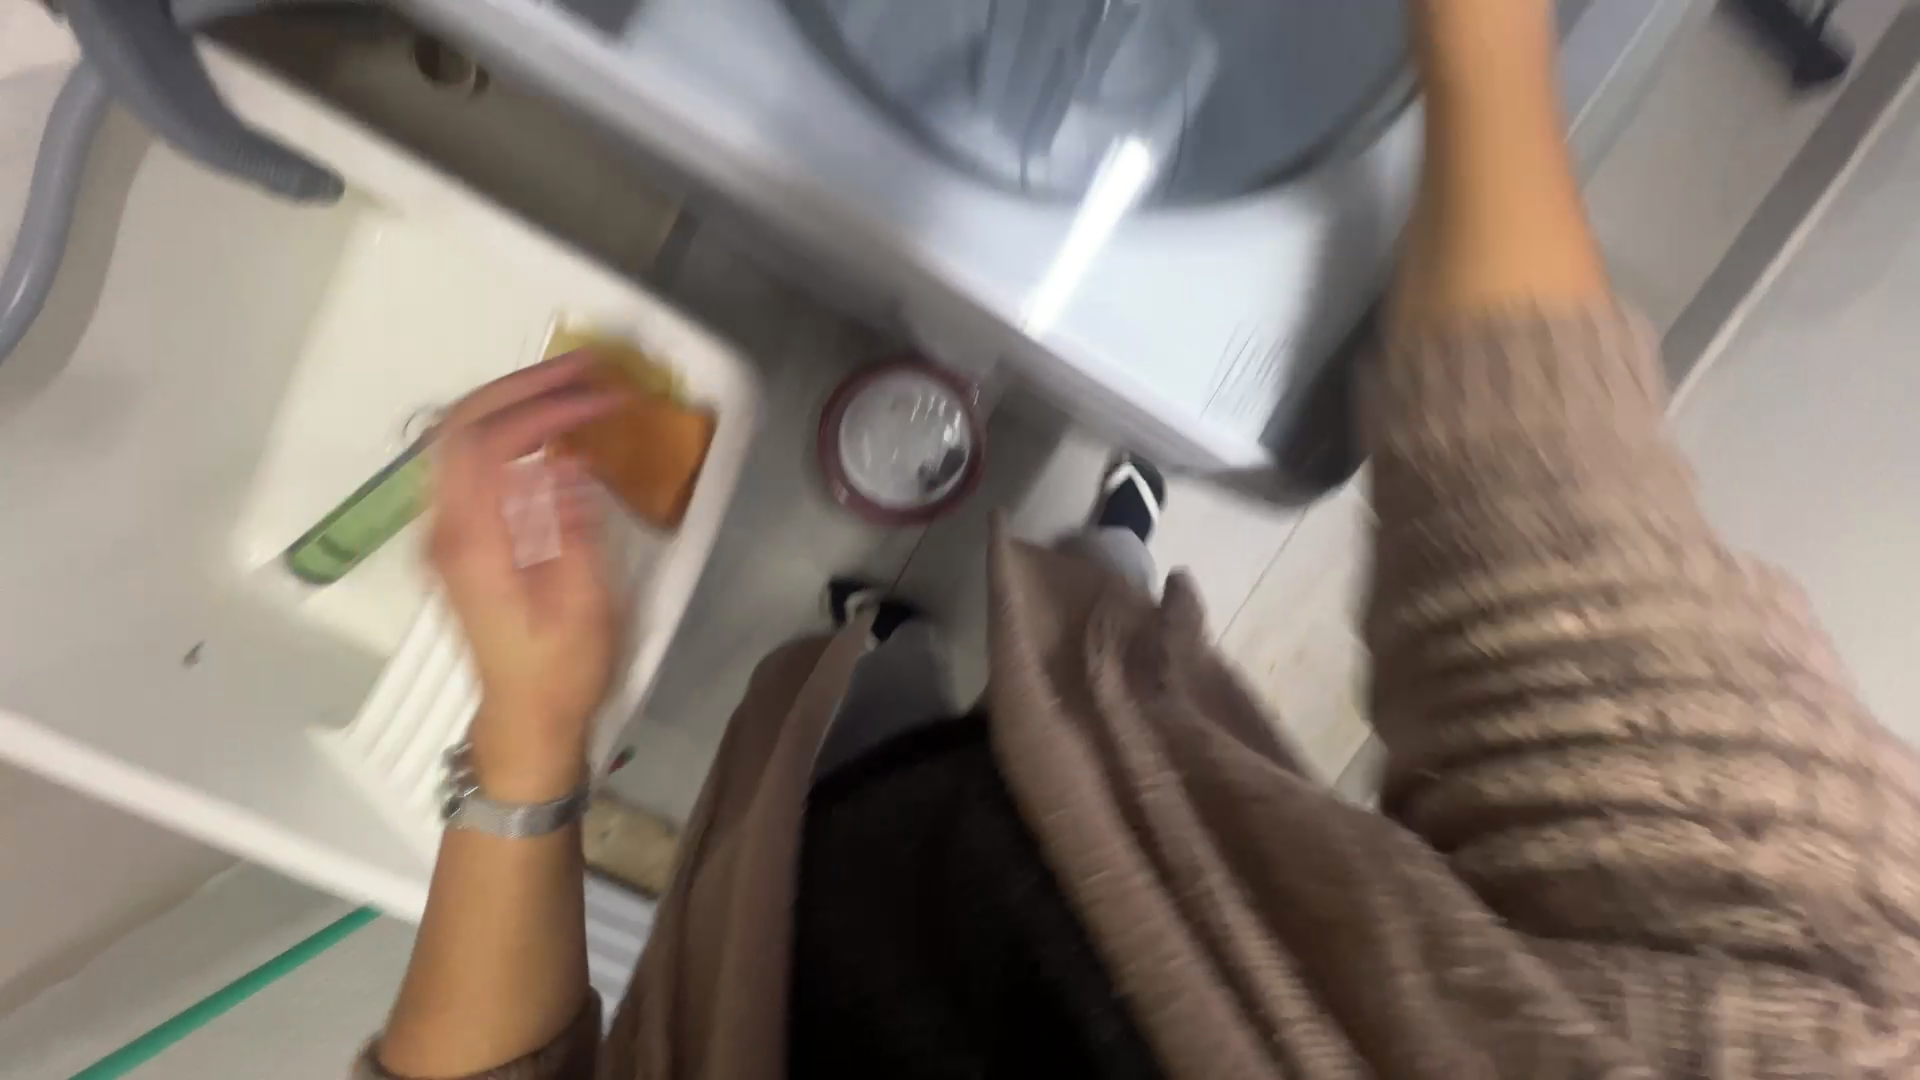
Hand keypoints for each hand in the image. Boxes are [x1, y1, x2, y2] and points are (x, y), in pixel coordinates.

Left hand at [428, 354, 622, 798]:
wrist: (525, 717)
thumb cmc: (562, 668)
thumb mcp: (583, 605)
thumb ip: (570, 529)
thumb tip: (566, 460)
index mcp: (472, 543)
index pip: (484, 443)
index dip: (539, 407)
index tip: (600, 398)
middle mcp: (444, 527)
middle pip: (461, 427)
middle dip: (524, 387)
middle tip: (586, 368)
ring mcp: (446, 530)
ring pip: (461, 438)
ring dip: (514, 402)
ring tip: (573, 384)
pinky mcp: (462, 537)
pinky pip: (474, 462)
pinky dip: (510, 430)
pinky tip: (549, 426)